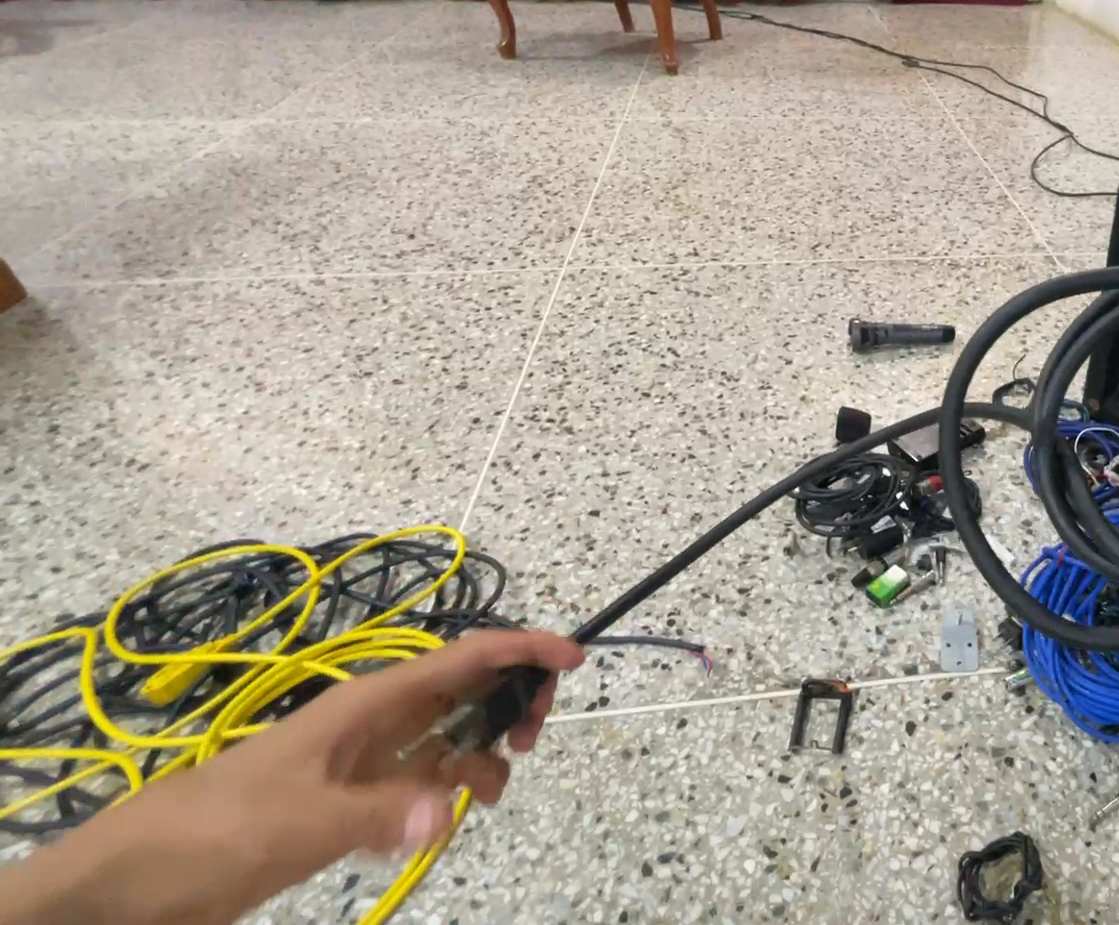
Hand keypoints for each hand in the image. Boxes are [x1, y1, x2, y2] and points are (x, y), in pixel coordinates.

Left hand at [2, 630, 583, 924]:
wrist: (129, 885)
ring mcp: (376, 751)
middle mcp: (386, 714)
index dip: (526, 647)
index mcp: (376, 698)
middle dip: (516, 695)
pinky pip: (434, 771)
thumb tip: (453, 812)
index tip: (575, 657)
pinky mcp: (366, 789)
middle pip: (475, 681)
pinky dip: (458, 784)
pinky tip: (453, 813)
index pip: (468, 655)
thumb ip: (380, 814)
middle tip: (534, 733)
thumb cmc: (212, 832)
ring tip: (501, 781)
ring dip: (492, 743)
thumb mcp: (297, 823)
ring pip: (460, 726)